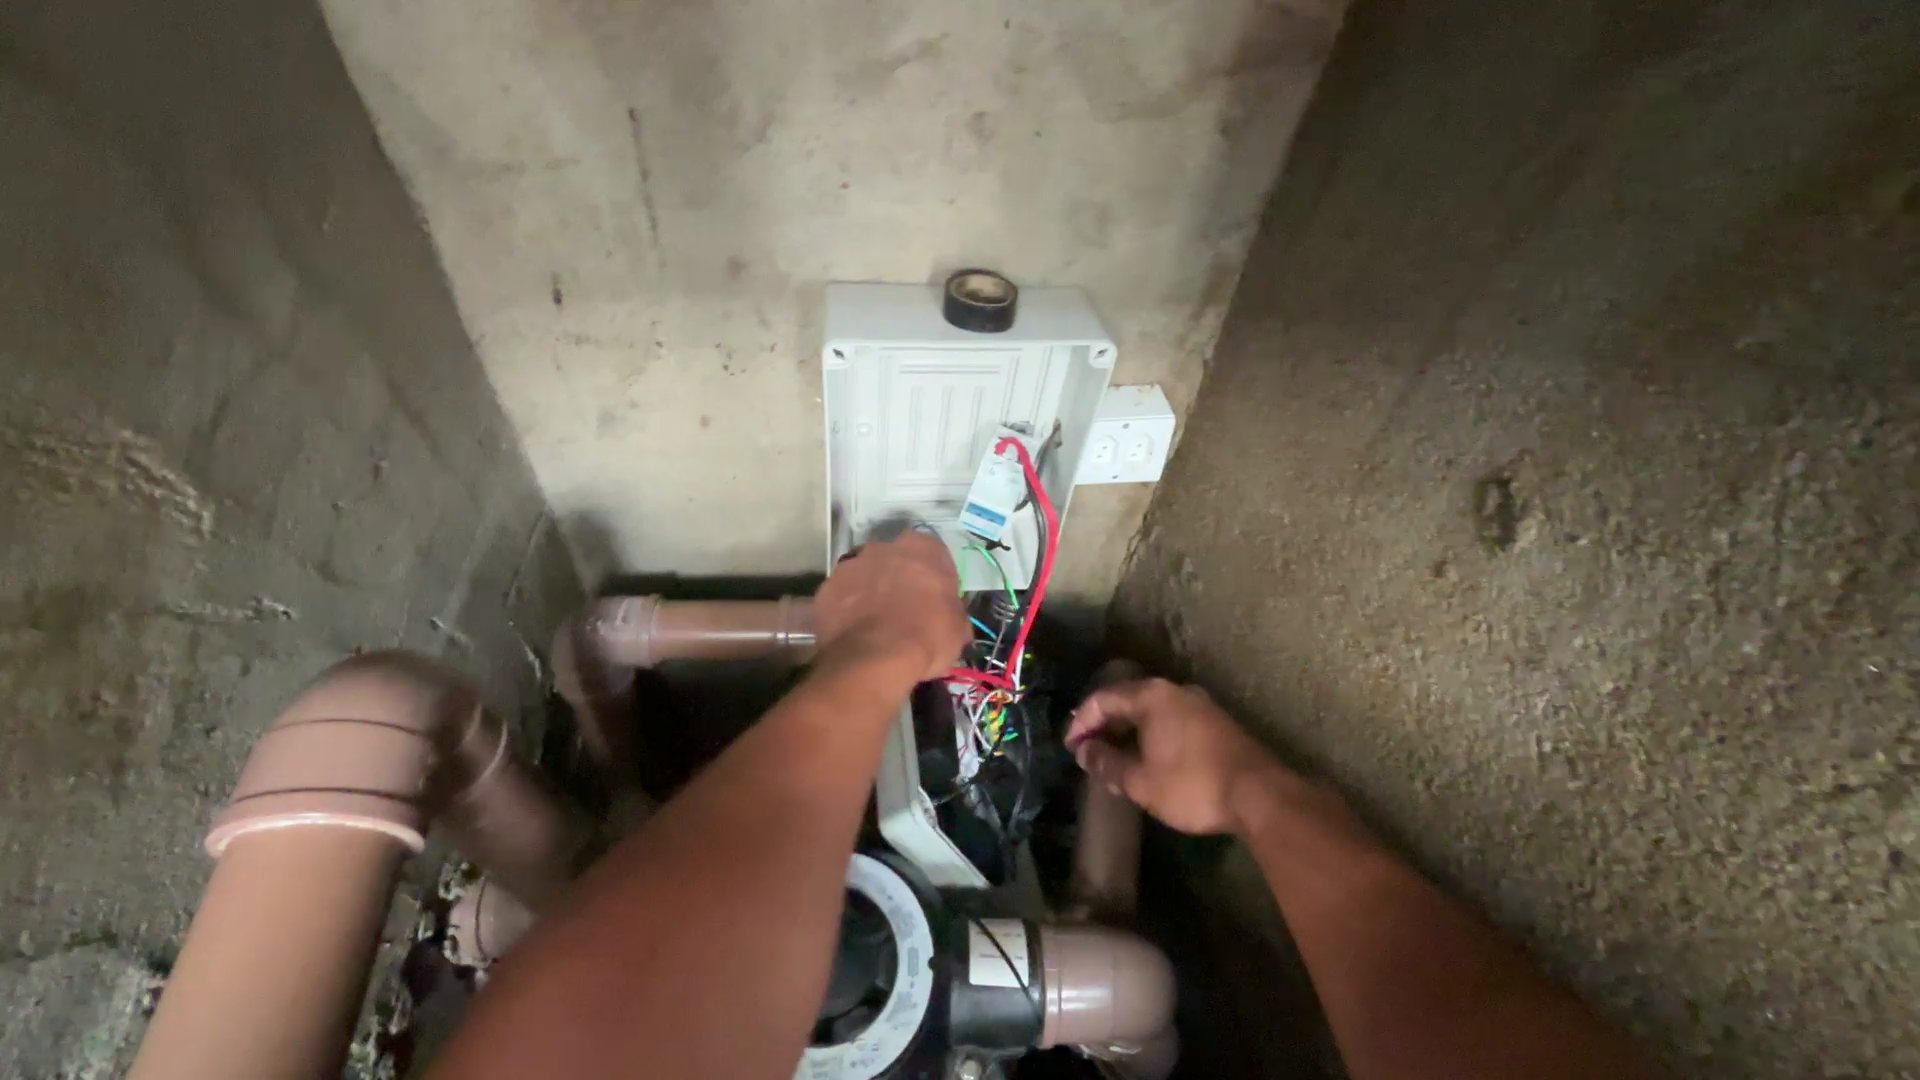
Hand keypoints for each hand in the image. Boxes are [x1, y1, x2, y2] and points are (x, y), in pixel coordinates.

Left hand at [813, 533, 969, 681]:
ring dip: (871, 592)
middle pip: (895, 561)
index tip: (935, 600)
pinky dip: (848, 609)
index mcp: (922, 548)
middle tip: (905, 611)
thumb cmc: (926, 637)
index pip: (934, 555)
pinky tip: (855, 633)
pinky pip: (842, 597)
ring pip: (865, 576)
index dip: (935, 578)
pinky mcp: (826, 589)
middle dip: (899, 580)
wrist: (874, 659)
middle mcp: (884, 547)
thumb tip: (950, 618)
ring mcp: (850, 566)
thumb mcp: (958, 629)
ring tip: (877, 626)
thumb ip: (953, 612)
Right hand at [1066, 678, 1293, 835]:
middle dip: (1104, 725)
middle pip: (1128, 700)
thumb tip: (1085, 753)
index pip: (1103, 699)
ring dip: (1129, 732)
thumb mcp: (1140, 781)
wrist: (1260, 796)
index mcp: (1152, 696)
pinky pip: (1171, 721)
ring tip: (1114, 758)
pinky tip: (1148, 760)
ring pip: (1152, 711)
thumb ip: (1107, 764)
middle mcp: (1175, 691)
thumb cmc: (1192, 785)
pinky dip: (1151, 735)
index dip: (1081, 722)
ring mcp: (1199, 705)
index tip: (1071, 747)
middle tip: (1088, 751)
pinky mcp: (1216, 724)